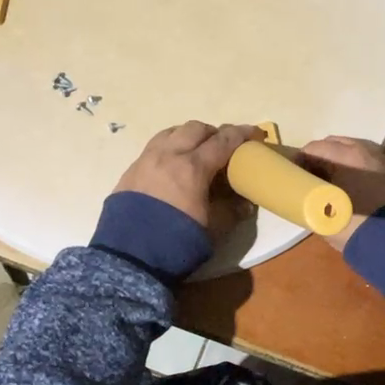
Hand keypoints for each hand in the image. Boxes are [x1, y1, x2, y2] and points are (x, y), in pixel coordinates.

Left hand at [114, 121, 263, 237]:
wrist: (130, 256)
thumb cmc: (177, 242)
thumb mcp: (213, 229)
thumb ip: (232, 211)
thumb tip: (245, 203)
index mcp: (193, 167)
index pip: (223, 141)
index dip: (242, 134)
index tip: (255, 133)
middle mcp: (168, 155)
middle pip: (195, 129)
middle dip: (214, 133)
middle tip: (224, 146)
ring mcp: (146, 160)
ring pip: (171, 132)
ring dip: (188, 136)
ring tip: (196, 150)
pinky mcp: (131, 171)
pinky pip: (154, 147)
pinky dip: (169, 147)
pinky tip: (172, 166)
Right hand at [299, 136, 384, 249]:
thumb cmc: (353, 226)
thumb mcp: (321, 214)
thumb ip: (310, 195)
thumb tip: (305, 190)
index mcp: (346, 156)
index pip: (314, 148)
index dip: (300, 160)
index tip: (292, 173)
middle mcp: (364, 150)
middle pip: (334, 144)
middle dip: (320, 156)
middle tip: (309, 175)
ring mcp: (380, 159)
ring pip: (351, 150)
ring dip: (337, 160)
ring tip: (329, 181)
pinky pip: (365, 161)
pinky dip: (353, 167)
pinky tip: (347, 185)